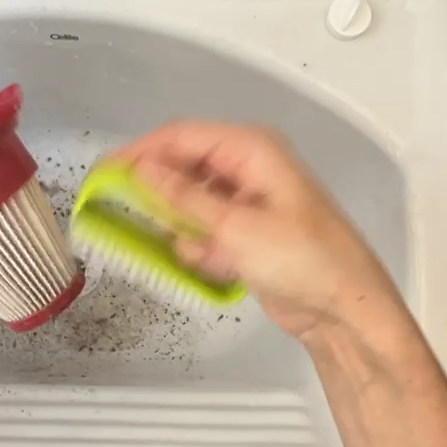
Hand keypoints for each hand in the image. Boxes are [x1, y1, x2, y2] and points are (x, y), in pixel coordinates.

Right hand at [113, 121, 406, 342]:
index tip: (103, 174)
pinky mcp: (245, 234)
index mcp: (251, 150)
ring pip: (191, 206)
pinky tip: (219, 266)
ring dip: (188, 231)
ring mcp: (247, 202)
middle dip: (164, 198)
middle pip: (184, 170)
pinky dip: (205, 251)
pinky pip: (206, 233)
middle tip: (131, 218)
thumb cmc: (301, 260)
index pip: (181, 137)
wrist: (342, 309)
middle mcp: (247, 168)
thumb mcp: (236, 227)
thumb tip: (141, 171)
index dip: (140, 152)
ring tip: (202, 253)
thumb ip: (184, 198)